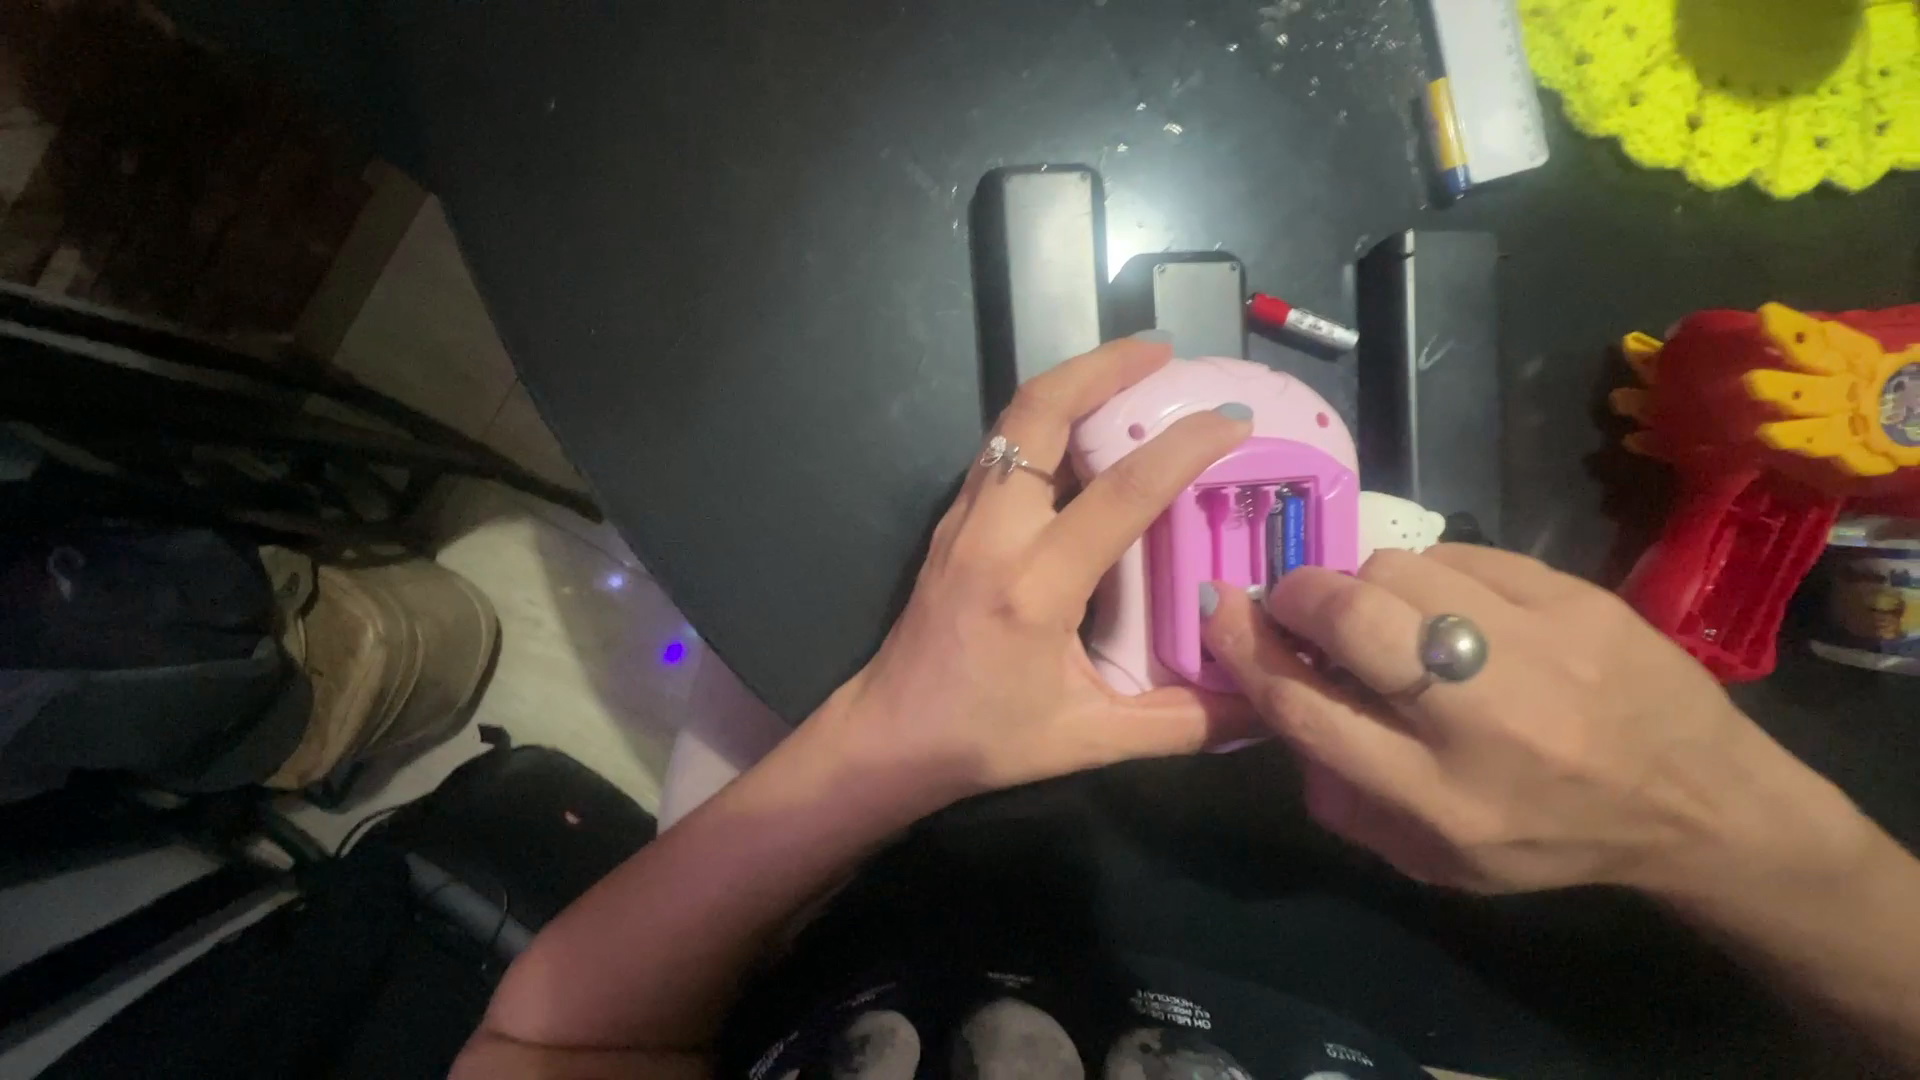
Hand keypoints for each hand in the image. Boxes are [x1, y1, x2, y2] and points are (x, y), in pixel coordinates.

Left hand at [811, 337, 1258, 801]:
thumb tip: (1262, 707)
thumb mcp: (1089, 739)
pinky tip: (1083, 430)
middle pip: (1038, 416)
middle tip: (1161, 351)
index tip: (1230, 420)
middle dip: (1101, 367)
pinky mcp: (951, 522)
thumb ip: (1182, 722)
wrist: (891, 733)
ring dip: (1071, 384)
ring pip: (1013, 422)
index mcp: (1033, 587)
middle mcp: (993, 534)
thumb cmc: (985, 738)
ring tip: (1130, 372)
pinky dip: (1045, 420)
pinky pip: (1001, 450)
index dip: (1179, 449)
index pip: (1118, 494)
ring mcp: (963, 519)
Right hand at [1201, 545, 1845, 893]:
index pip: (1306, 706)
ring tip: (1382, 612)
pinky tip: (1446, 604)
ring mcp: (1540, 648)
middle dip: (1298, 596)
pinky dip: (1425, 573)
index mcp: (1438, 797)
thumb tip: (1270, 693)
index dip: (1245, 648)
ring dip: (1362, 584)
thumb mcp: (1428, 855)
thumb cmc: (1542, 835)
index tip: (1216, 606)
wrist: (1704, 803)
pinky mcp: (1577, 598)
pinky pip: (1456, 553)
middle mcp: (1485, 720)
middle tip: (1295, 603)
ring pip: (1396, 570)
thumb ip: (1337, 791)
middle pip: (1350, 621)